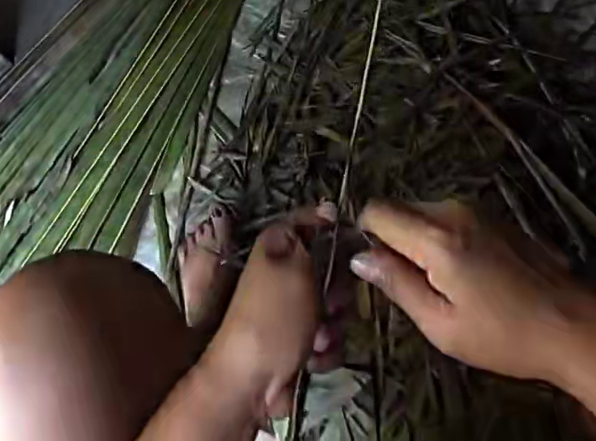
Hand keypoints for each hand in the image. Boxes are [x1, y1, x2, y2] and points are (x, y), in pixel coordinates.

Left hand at [198, 203, 338, 420]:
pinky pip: (328, 335)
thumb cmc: (271, 319)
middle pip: (327, 266)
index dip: (326, 227)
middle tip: (330, 302)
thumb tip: (327, 209)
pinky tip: (314, 357)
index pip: (305, 223)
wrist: (251, 386)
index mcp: (273, 247)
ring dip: (332, 323)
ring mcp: (290, 310)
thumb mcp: (293, 267)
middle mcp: (281, 274)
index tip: (344, 236)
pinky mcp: (298, 342)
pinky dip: (325, 348)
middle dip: (335, 288)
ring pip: (332, 304)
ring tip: (317, 336)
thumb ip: (311, 237)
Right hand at [351, 199, 595, 383]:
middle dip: (392, 238)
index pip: (376, 211)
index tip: (375, 266)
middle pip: (397, 208)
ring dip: (417, 238)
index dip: (366, 235)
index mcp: (435, 237)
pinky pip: (446, 215)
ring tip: (443, 282)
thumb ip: (397, 284)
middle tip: (411, 283)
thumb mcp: (443, 326)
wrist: (574, 325)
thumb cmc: (505, 336)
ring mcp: (473, 207)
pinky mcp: (489, 212)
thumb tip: (359, 257)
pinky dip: (440, 236)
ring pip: (420, 211)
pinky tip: (466, 272)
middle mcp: (451, 210)